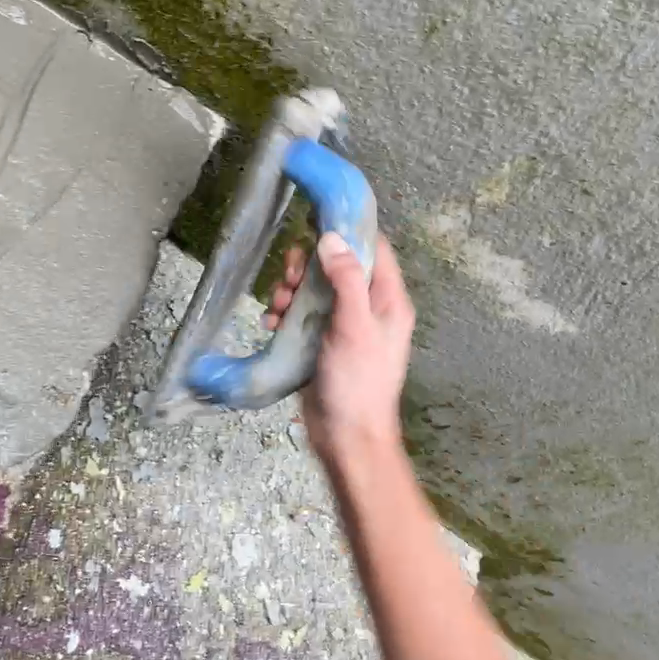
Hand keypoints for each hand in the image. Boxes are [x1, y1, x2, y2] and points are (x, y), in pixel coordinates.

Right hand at [264, 232, 413, 458]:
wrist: (346, 438)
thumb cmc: (358, 383)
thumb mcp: (354, 326)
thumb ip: (346, 280)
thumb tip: (332, 238)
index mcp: (387, 301)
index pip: (372, 249)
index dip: (346, 232)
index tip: (314, 221)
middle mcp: (367, 308)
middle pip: (335, 267)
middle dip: (308, 268)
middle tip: (290, 278)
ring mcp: (341, 326)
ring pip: (313, 290)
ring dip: (291, 292)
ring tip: (277, 308)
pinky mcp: (319, 342)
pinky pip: (299, 315)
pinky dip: (283, 315)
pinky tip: (271, 324)